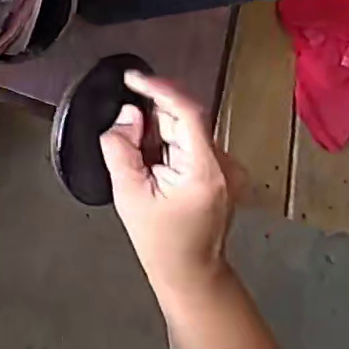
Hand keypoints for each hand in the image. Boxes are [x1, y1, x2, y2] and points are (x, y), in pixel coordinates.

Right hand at [100, 71, 239, 307]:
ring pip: (185, 129)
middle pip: (184, 120)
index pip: (187, 112)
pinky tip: (150, 160)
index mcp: (205, 170)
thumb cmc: (158, 237)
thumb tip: (126, 114)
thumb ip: (122, 146)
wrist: (189, 270)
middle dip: (150, 115)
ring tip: (137, 155)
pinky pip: (189, 141)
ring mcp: (227, 168)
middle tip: (122, 129)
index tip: (132, 78)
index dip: (159, 89)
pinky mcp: (221, 172)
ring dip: (156, 129)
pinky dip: (165, 140)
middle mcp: (225, 164)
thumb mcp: (128, 191)